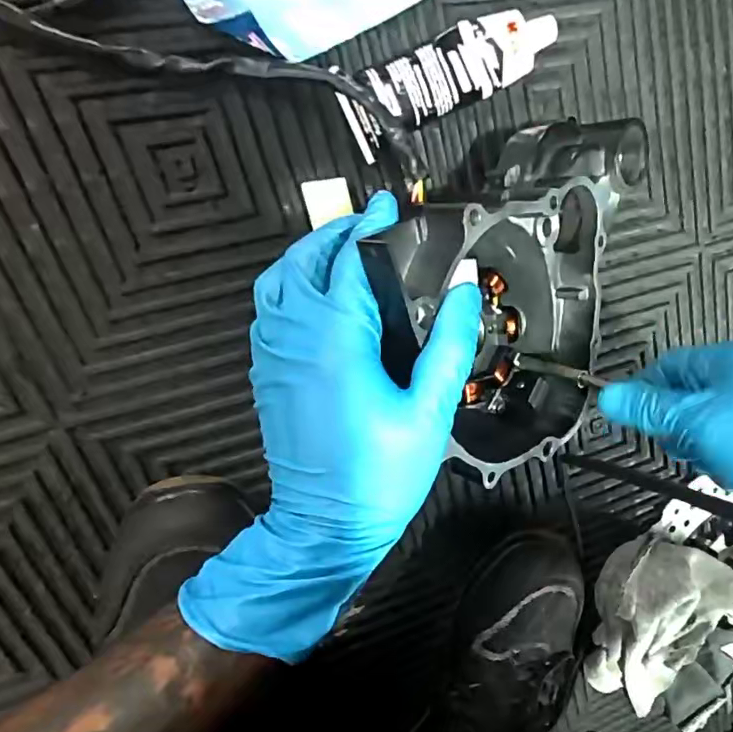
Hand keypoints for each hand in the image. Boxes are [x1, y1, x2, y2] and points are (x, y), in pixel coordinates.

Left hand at [180, 192, 480, 660]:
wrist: (326, 525)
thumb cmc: (379, 475)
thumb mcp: (430, 410)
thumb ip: (448, 344)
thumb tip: (463, 293)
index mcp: (336, 340)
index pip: (350, 259)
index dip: (372, 227)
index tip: (389, 206)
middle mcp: (295, 338)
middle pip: (304, 259)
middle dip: (335, 231)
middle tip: (368, 222)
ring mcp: (274, 356)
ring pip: (278, 280)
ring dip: (308, 254)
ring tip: (344, 250)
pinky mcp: (269, 375)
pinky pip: (271, 310)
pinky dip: (292, 286)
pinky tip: (321, 296)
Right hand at [597, 340, 732, 529]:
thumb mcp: (701, 426)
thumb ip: (653, 411)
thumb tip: (609, 397)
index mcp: (732, 357)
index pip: (668, 366)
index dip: (644, 395)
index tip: (633, 425)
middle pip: (693, 392)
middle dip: (680, 427)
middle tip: (686, 451)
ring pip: (717, 419)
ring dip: (707, 445)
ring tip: (722, 466)